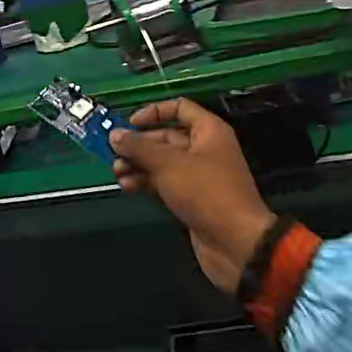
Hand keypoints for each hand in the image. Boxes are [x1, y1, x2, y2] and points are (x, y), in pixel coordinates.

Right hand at [111, 98, 275, 293]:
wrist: (235, 243)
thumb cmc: (206, 192)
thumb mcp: (168, 164)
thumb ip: (139, 147)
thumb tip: (116, 135)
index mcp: (208, 130)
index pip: (179, 108)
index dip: (154, 112)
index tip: (130, 123)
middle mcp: (204, 149)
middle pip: (166, 137)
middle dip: (140, 144)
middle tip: (115, 153)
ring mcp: (198, 176)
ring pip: (163, 163)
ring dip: (139, 165)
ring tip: (118, 173)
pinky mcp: (191, 199)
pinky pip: (165, 183)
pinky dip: (147, 183)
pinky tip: (129, 187)